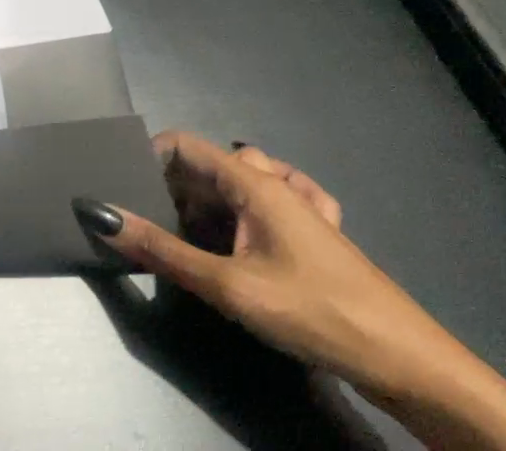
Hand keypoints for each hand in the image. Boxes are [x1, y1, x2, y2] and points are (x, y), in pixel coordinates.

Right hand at [74, 132, 505, 449]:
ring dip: (208, 199)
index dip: (147, 154)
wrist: (408, 362)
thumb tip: (97, 213)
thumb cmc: (314, 312)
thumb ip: (161, 249)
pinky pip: (276, 202)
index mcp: (256, 184)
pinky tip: (245, 234)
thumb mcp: (228, 286)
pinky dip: (249, 210)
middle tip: (144, 218)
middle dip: (172, 184)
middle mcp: (278, 186)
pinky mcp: (320, 237)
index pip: (186, 144)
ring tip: (186, 231)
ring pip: (241, 183)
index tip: (119, 182)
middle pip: (210, 164)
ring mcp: (304, 210)